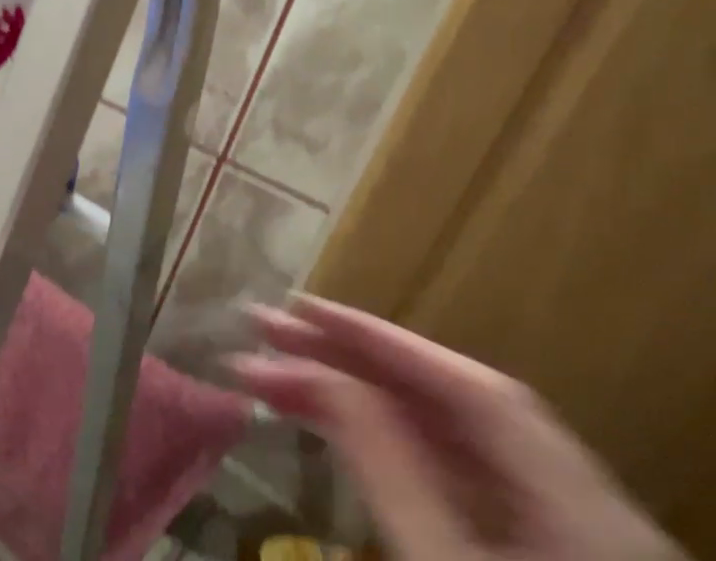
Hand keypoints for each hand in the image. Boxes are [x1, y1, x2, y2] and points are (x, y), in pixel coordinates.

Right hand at [230, 296, 683, 560]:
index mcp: (576, 502)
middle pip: (454, 402)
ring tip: (270, 370)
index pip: (470, 389)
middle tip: (263, 329)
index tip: (297, 306)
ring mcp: (558, 521)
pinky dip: (382, 434)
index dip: (381, 338)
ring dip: (355, 393)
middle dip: (353, 359)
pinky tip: (326, 418)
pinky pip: (450, 466)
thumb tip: (312, 372)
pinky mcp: (529, 540)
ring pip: (446, 432)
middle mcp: (577, 497)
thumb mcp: (433, 558)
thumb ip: (382, 465)